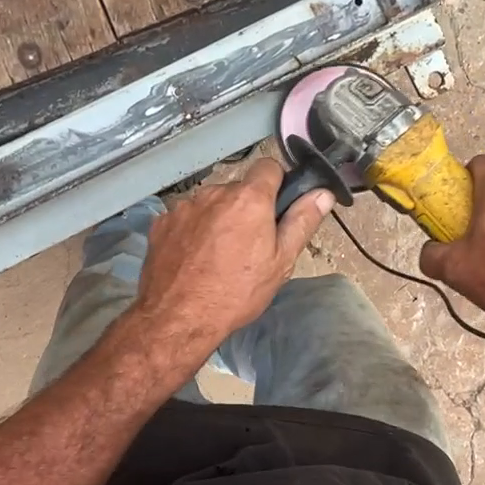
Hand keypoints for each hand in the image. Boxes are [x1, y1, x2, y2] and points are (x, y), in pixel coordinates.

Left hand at [131, 158, 332, 354]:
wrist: (179, 318)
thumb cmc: (237, 292)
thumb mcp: (281, 262)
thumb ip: (302, 222)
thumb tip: (322, 193)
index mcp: (249, 199)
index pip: (268, 167)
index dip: (276, 184)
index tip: (276, 207)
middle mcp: (215, 192)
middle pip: (238, 189)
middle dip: (245, 208)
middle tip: (249, 243)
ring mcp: (185, 206)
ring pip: (211, 203)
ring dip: (218, 218)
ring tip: (218, 255)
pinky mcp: (162, 222)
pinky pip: (186, 217)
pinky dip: (192, 230)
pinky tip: (194, 258)